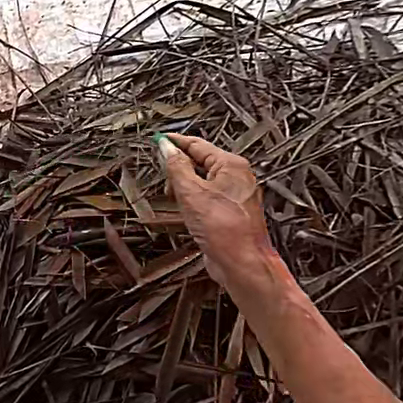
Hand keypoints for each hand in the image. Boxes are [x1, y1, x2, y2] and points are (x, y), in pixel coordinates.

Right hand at [155, 133, 283, 298]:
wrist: (241, 262)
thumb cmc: (227, 231)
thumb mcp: (191, 193)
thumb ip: (176, 167)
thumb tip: (167, 149)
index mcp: (232, 165)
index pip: (197, 144)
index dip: (175, 142)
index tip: (160, 140)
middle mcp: (237, 178)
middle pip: (200, 162)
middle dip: (178, 168)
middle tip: (164, 174)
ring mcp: (234, 195)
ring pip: (201, 181)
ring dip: (183, 186)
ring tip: (174, 196)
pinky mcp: (229, 212)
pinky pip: (205, 197)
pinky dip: (191, 200)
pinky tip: (185, 209)